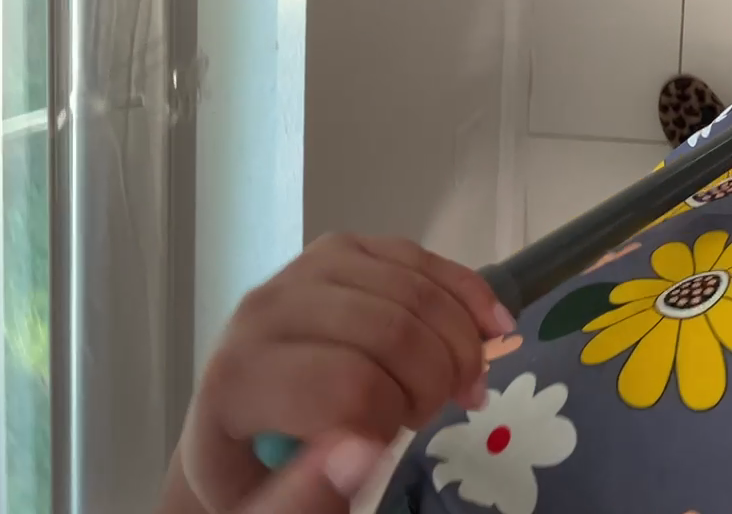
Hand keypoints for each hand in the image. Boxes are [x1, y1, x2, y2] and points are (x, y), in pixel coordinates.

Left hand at [180, 235, 515, 512]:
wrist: (236, 416)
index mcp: (239, 376)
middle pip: (393, 332)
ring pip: (417, 291)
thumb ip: (303, 500)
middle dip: (439, 378)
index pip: (348, 388)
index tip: (391, 450)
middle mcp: (269, 306)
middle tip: (441, 412)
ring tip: (460, 381)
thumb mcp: (263, 511)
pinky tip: (494, 328)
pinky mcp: (344, 245)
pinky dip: (470, 294)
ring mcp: (310, 265)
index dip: (392, 420)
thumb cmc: (254, 470)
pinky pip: (424, 260)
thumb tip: (362, 453)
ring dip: (460, 341)